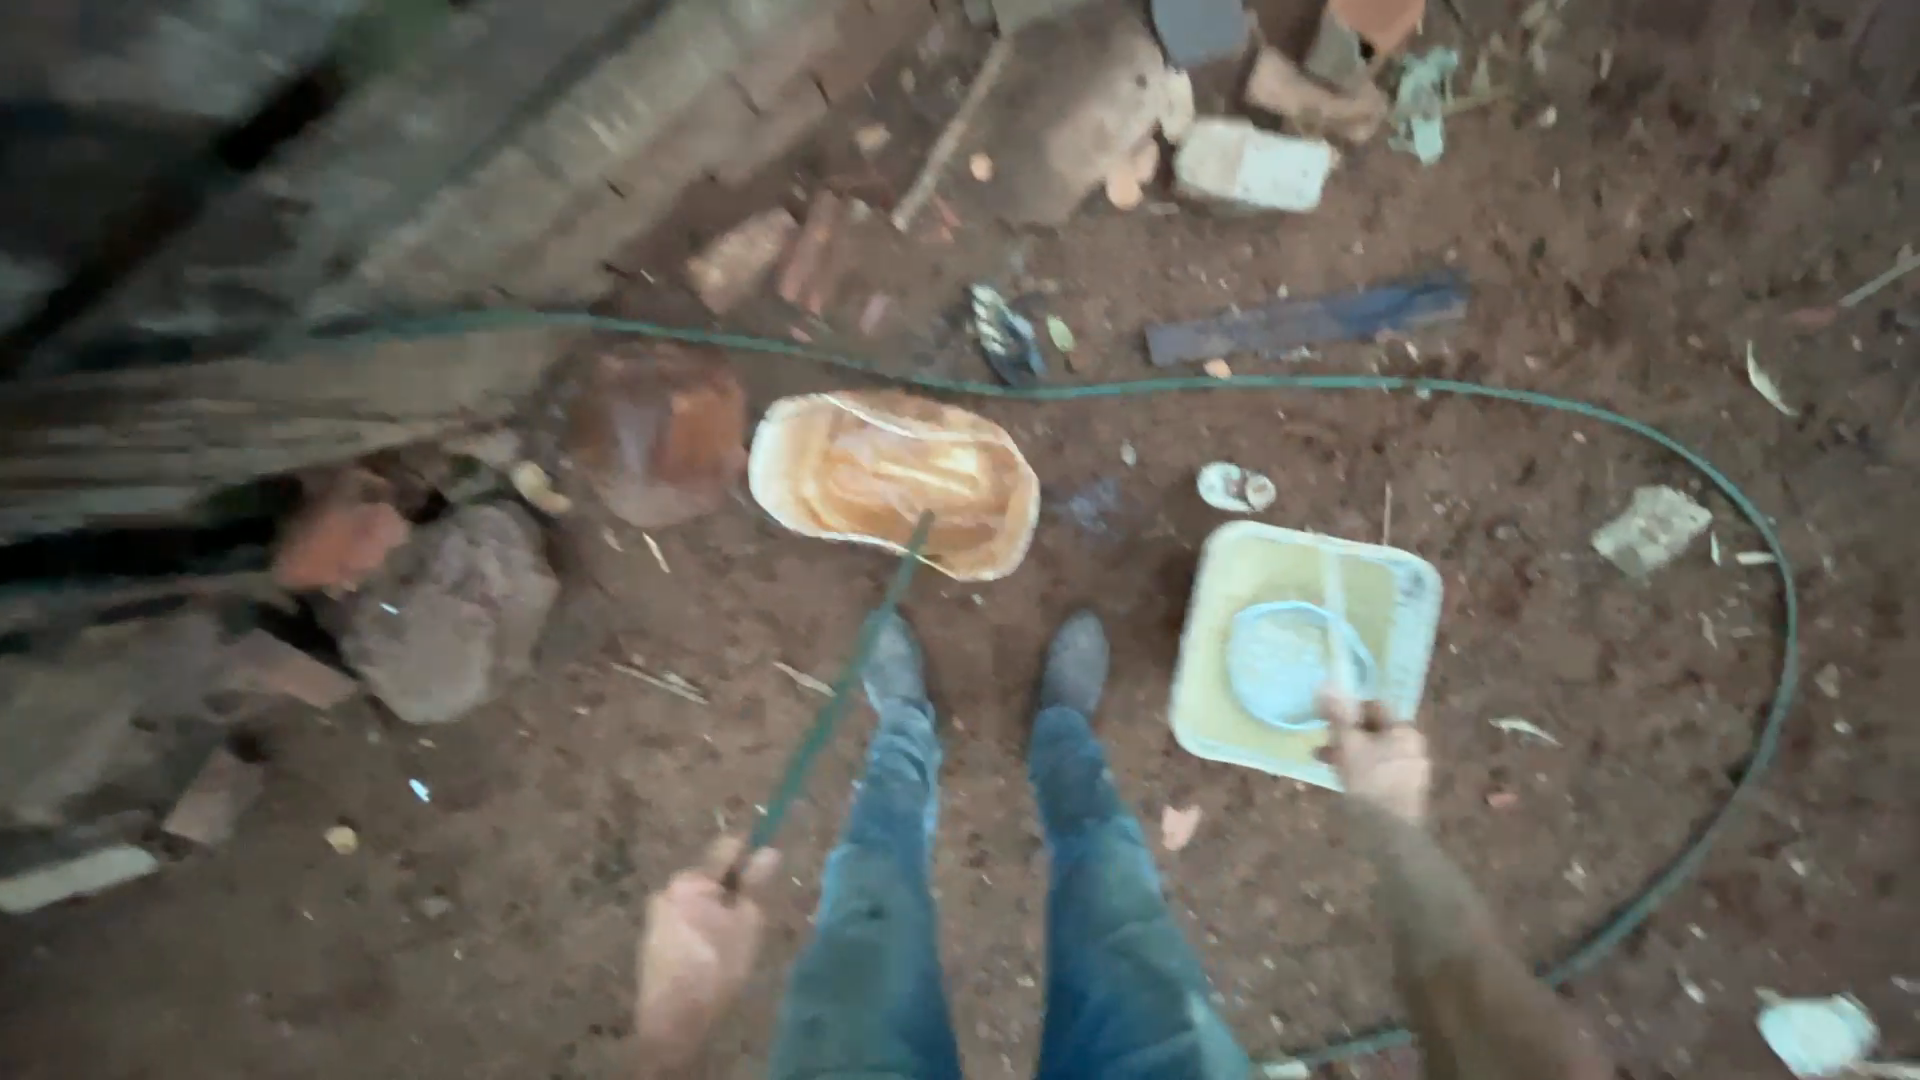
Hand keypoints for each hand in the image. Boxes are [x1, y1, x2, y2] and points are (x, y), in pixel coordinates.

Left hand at [636, 837, 780, 1067]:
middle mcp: (668, 888)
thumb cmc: (716, 967)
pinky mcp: (652, 937)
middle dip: (732, 886)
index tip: (766, 865)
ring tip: (733, 935)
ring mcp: (656, 914)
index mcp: (691, 880)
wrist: (672, 1023)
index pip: (727, 847)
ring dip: (717, 906)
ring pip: (698, 897)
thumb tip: (768, 850)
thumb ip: (755, 883)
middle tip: (751, 913)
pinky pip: (685, 915)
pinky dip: (702, 922)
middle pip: (711, 873)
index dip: (750, 851)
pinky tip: (713, 948)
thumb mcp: (746, 922)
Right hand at [1318, 691, 1430, 823]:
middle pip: (1373, 728)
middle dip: (1345, 733)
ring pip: (1373, 749)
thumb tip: (1327, 684)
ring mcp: (1411, 769)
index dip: (1348, 709)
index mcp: (1404, 730)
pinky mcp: (1404, 789)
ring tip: (1324, 759)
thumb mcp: (1347, 742)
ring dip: (1348, 750)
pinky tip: (1340, 776)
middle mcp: (1413, 746)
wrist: (1388, 830)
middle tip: (1323, 741)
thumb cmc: (1367, 779)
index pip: (1374, 706)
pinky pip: (1378, 768)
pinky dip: (1359, 767)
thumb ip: (1337, 714)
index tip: (1327, 719)